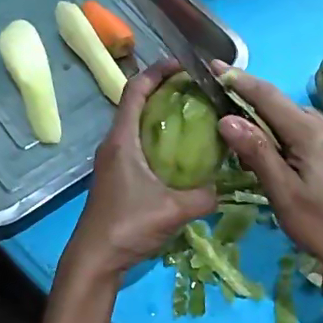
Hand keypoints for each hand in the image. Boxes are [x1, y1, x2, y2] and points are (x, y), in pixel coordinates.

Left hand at [60, 60, 216, 279]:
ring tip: (194, 115)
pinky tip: (181, 152)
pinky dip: (158, 138)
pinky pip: (138, 144)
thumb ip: (204, 195)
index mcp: (122, 140)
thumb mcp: (173, 210)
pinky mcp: (116, 176)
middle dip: (164, 90)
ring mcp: (113, 160)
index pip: (135, 90)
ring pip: (137, 125)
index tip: (183, 63)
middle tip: (197, 89)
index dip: (157, 71)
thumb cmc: (128, 226)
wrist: (96, 258)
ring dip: (161, 115)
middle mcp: (114, 143)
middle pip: (136, 103)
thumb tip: (227, 185)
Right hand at [211, 64, 322, 300]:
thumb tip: (226, 119)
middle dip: (246, 103)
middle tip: (215, 110)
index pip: (268, 96)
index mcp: (312, 133)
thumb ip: (256, 152)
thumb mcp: (282, 192)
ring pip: (287, 117)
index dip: (238, 80)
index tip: (212, 67)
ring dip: (261, 122)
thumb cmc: (321, 226)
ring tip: (236, 140)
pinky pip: (298, 130)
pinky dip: (277, 134)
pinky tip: (265, 153)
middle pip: (277, 104)